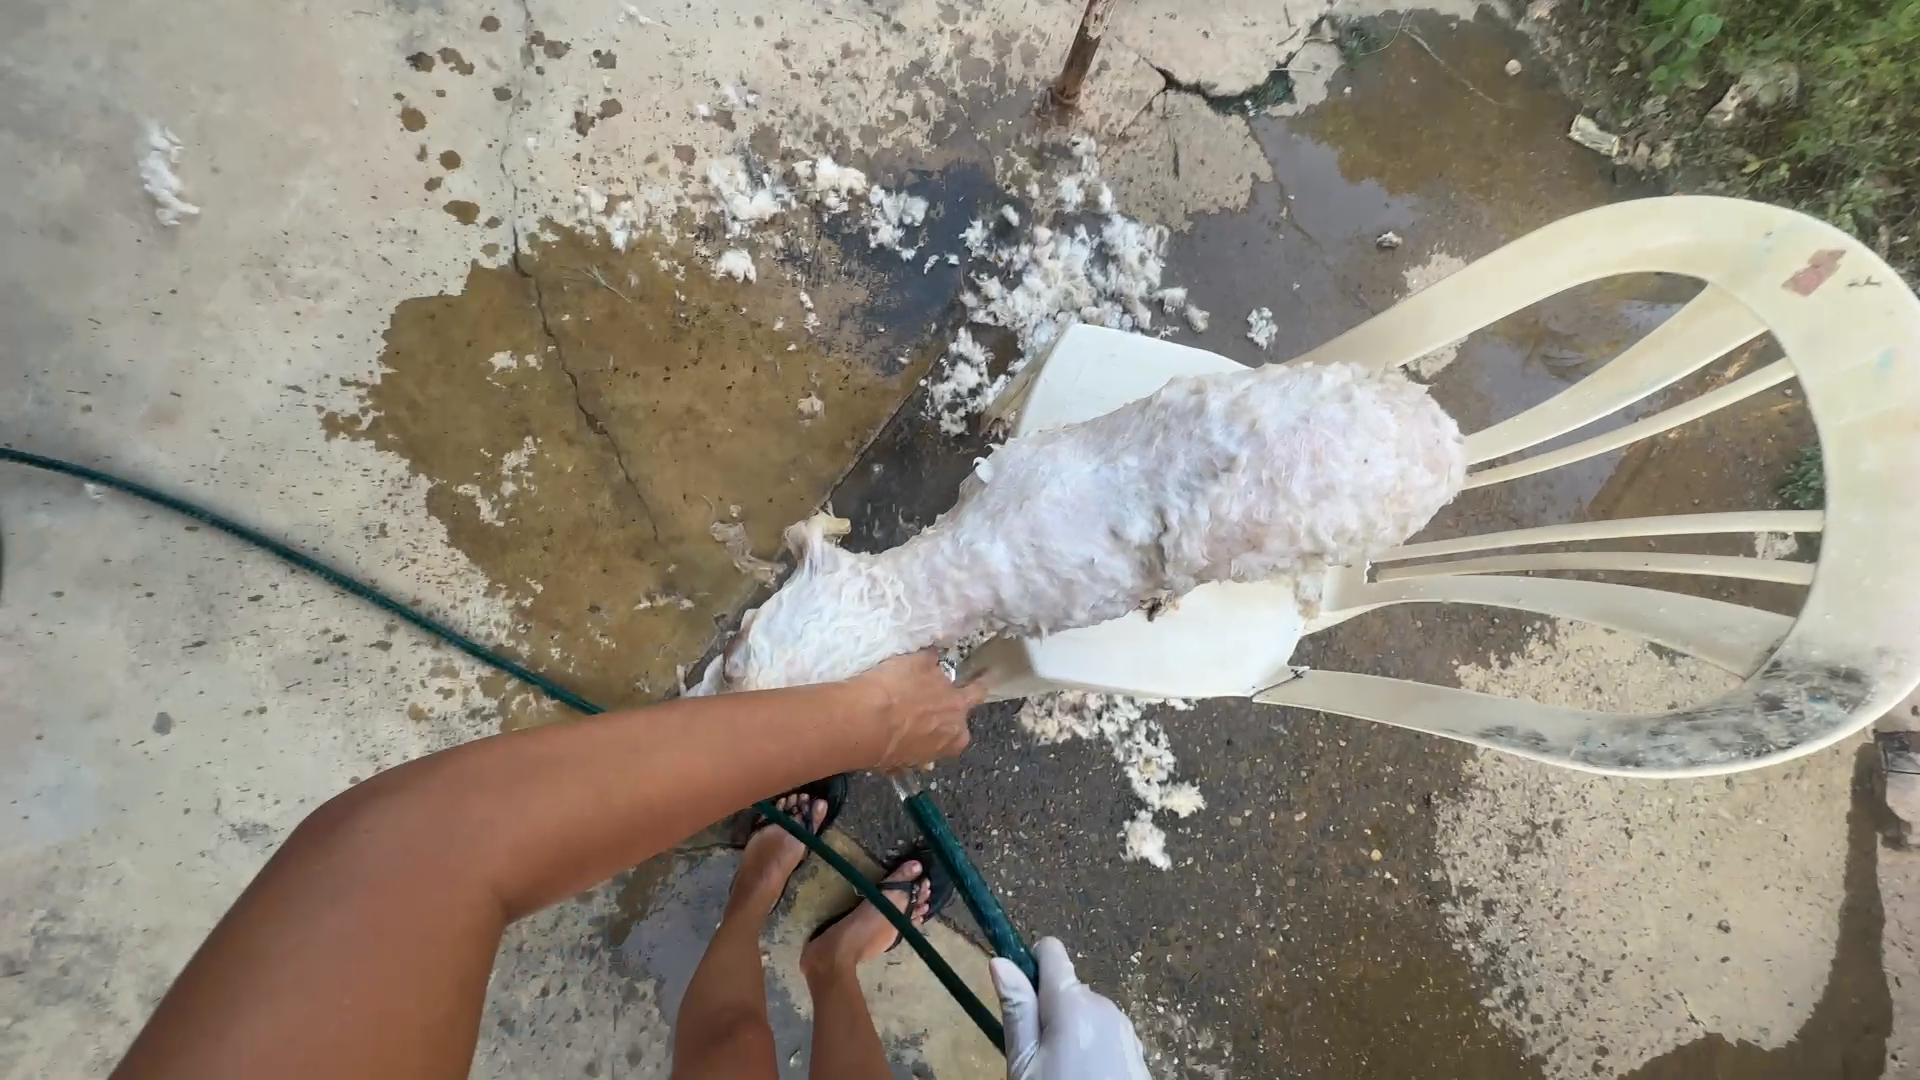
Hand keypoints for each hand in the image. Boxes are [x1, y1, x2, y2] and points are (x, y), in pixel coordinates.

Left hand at [848, 651, 983, 770]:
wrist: (868, 720)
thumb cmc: (884, 749)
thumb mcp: (904, 761)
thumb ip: (918, 752)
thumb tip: (912, 753)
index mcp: (955, 737)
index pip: (960, 732)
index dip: (948, 726)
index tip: (936, 725)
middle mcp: (956, 707)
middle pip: (975, 693)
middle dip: (965, 692)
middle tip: (945, 694)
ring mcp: (942, 680)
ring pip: (943, 675)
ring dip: (928, 679)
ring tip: (905, 682)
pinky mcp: (924, 660)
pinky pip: (926, 656)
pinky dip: (916, 661)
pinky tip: (901, 666)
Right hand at [990, 938, 1150, 1079]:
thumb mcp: (1024, 1066)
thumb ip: (1016, 1011)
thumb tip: (1000, 960)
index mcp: (1073, 1003)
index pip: (1051, 951)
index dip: (1031, 965)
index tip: (1022, 999)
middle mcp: (1104, 1005)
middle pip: (1067, 989)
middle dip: (1050, 1013)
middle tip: (1040, 1060)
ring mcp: (1126, 1030)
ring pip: (1085, 1014)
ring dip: (1072, 1034)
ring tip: (1065, 1077)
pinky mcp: (1138, 1053)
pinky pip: (1105, 1035)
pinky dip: (1093, 1051)